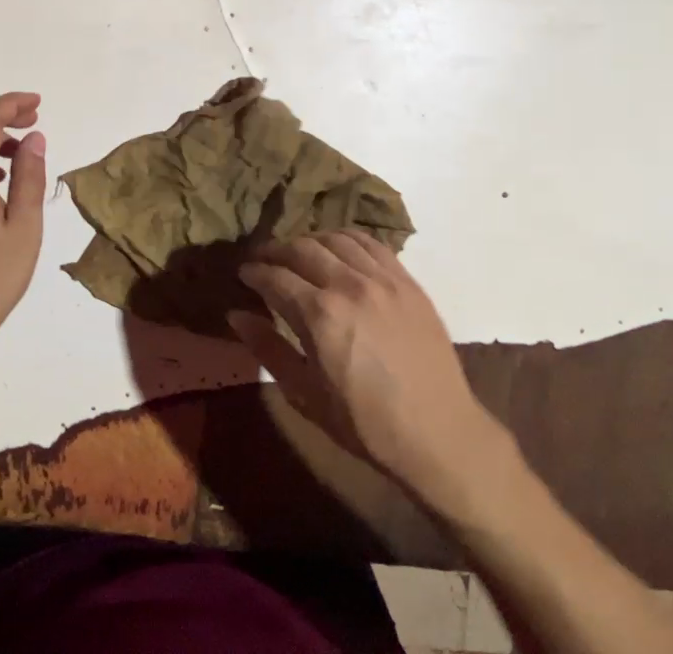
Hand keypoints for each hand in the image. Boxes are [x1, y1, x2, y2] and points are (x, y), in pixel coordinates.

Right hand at [229, 230, 498, 492]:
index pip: (274, 276)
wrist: (436, 433)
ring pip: (336, 239)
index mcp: (319, 314)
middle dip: (275, 251)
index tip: (242, 274)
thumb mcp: (304, 393)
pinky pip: (372, 245)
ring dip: (310, 241)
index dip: (253, 272)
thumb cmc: (363, 422)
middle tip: (263, 260)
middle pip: (302, 248)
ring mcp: (383, 279)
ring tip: (299, 253)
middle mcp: (349, 285)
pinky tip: (338, 250)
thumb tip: (236, 315)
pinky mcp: (408, 282)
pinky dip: (347, 240)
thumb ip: (267, 348)